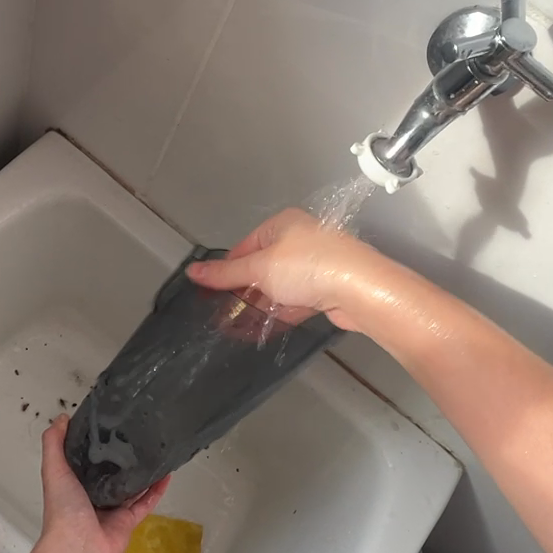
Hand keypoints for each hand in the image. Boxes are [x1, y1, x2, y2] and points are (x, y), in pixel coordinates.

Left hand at [34, 415, 170, 552]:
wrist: (78, 546)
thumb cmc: (63, 508)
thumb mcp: (54, 468)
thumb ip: (54, 443)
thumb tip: (62, 418)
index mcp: (74, 483)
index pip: (85, 459)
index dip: (95, 444)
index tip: (108, 424)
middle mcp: (92, 495)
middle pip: (110, 473)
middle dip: (121, 458)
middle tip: (137, 435)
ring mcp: (111, 509)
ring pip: (131, 487)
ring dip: (143, 472)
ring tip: (155, 452)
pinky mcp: (128, 521)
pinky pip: (145, 503)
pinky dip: (156, 491)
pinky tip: (165, 475)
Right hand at [185, 208, 396, 332]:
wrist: (360, 289)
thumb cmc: (308, 267)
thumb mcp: (258, 268)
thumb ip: (224, 273)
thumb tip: (192, 272)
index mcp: (283, 224)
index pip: (244, 246)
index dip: (227, 270)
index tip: (212, 292)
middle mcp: (301, 240)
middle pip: (261, 268)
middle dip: (244, 291)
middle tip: (225, 312)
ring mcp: (315, 265)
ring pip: (279, 287)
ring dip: (261, 305)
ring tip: (240, 325)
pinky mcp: (327, 289)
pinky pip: (296, 301)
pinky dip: (280, 313)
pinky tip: (264, 328)